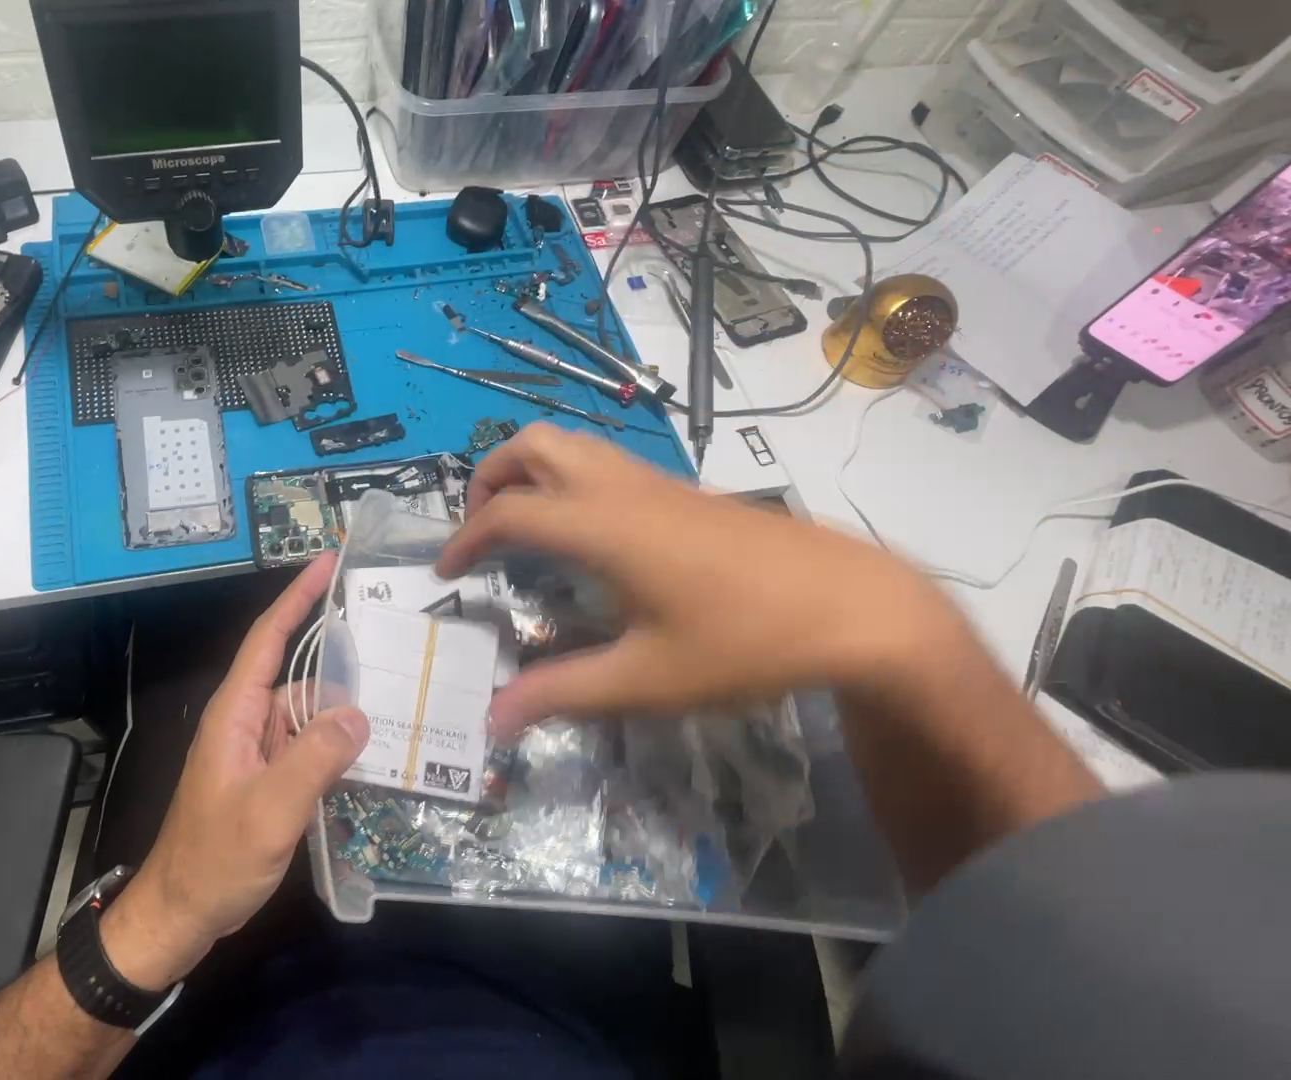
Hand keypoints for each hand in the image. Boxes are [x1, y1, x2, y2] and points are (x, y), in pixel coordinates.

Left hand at [99, 555, 367, 991]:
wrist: (182, 912)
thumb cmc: (215, 859)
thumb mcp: (269, 810)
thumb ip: (314, 760)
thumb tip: (359, 714)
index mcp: (237, 713)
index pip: (268, 638)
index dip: (297, 597)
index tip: (328, 562)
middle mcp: (248, 723)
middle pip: (299, 677)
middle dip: (342, 663)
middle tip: (396, 652)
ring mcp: (259, 752)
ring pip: (310, 715)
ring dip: (345, 713)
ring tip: (399, 708)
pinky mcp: (270, 778)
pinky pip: (310, 747)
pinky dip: (338, 746)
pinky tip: (373, 754)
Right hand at [436, 424, 964, 736]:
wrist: (858, 608)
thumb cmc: (745, 643)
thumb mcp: (647, 680)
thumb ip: (562, 694)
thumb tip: (494, 718)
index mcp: (601, 526)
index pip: (508, 514)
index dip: (464, 540)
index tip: (444, 572)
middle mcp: (621, 488)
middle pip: (533, 445)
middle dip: (490, 477)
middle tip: (480, 530)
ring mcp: (657, 483)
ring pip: (572, 446)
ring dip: (530, 472)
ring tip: (522, 527)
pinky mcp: (685, 491)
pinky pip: (604, 462)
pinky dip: (567, 480)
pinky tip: (585, 537)